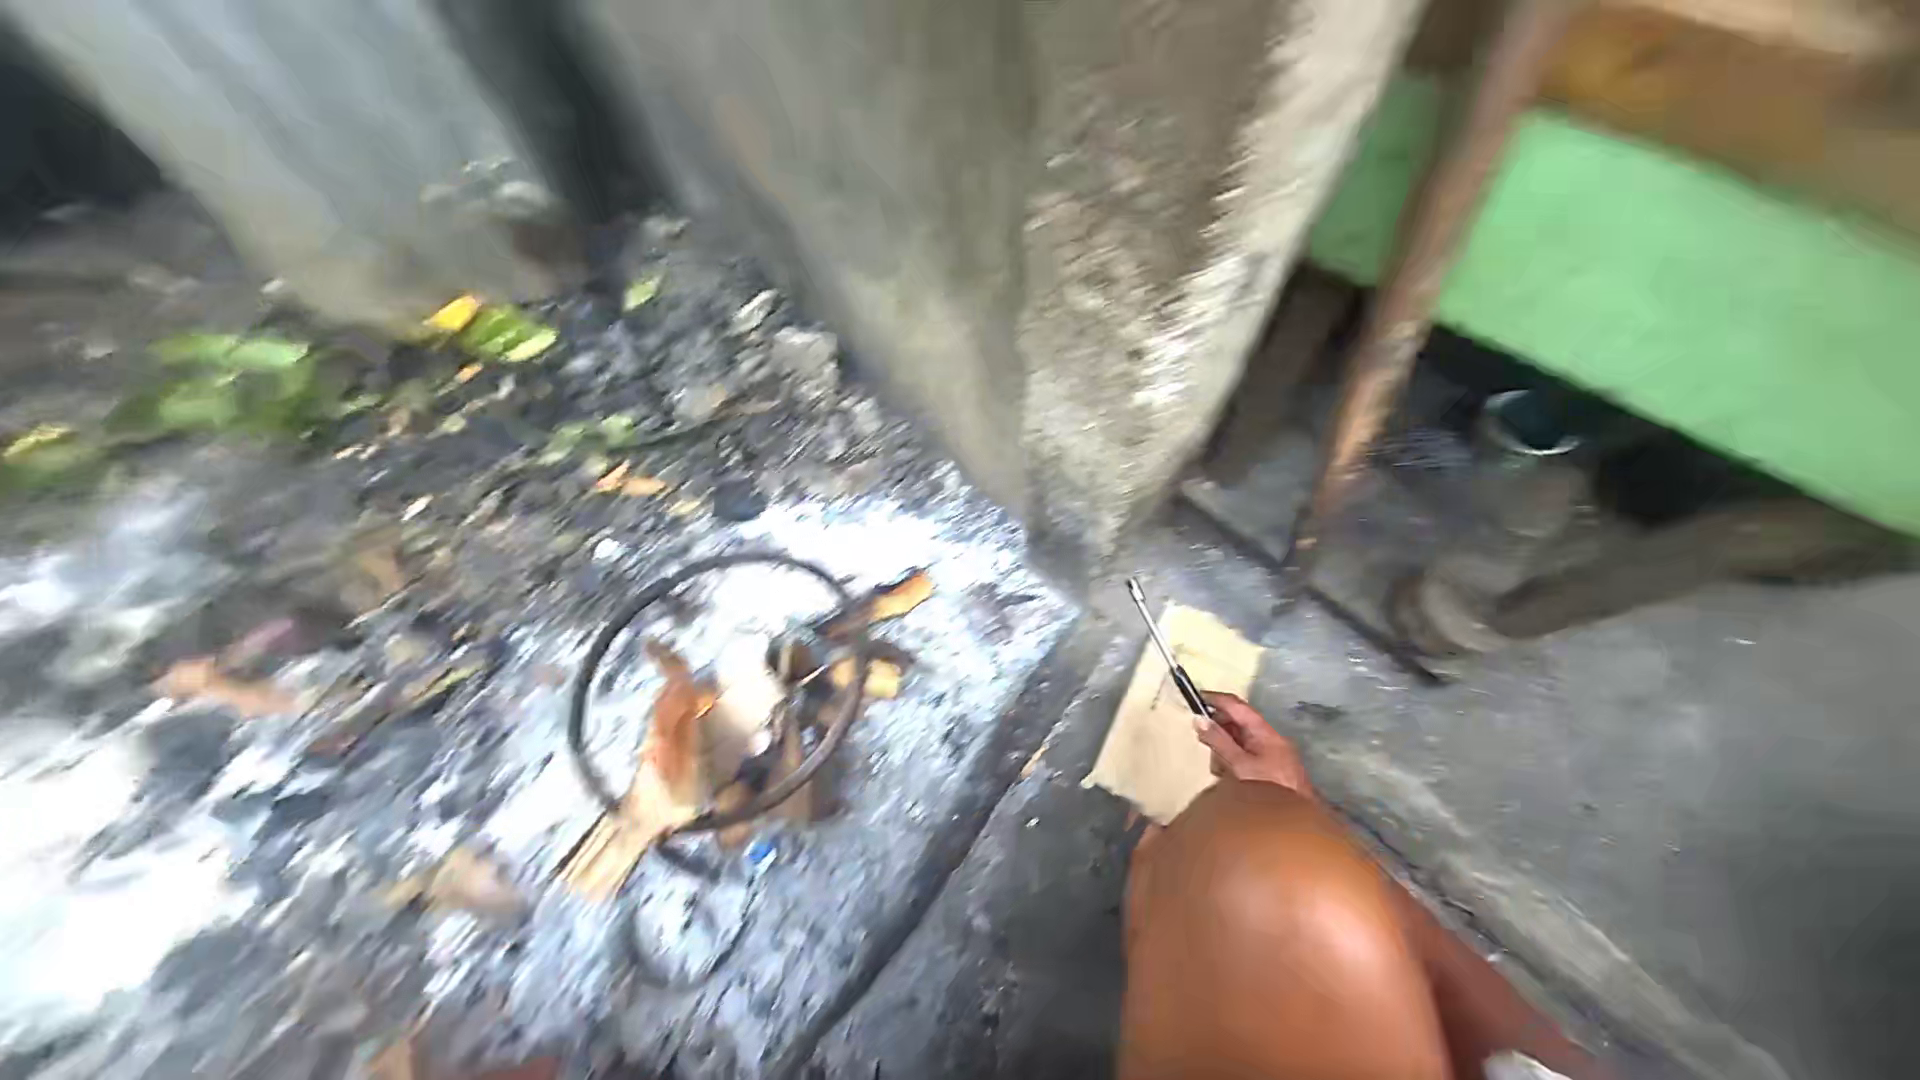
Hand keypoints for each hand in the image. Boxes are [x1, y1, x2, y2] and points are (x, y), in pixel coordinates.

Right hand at [1196, 692, 1314, 797]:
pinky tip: (1228, 775)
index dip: (1216, 699)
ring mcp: (1274, 755)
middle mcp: (1272, 740)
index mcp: (1266, 733)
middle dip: (1219, 728)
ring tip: (1218, 766)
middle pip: (1239, 723)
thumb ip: (1218, 741)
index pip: (1238, 706)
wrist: (1297, 826)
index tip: (1196, 698)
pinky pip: (1248, 755)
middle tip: (1202, 738)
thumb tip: (1199, 719)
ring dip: (1225, 748)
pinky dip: (1234, 760)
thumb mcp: (1238, 764)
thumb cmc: (1268, 791)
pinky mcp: (1274, 770)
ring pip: (1242, 740)